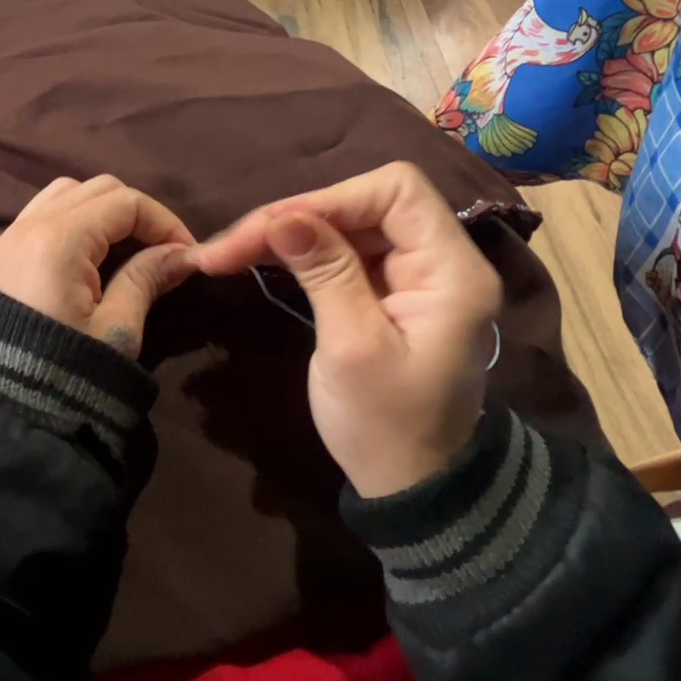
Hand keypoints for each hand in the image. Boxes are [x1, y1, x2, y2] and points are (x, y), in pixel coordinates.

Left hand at [0, 175, 197, 358]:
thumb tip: (182, 253)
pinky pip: (44, 211)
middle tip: (161, 249)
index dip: (164, 221)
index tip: (186, 252)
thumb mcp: (116, 330)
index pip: (126, 203)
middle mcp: (32, 223)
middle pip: (98, 188)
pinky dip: (75, 218)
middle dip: (137, 212)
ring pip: (68, 193)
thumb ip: (147, 279)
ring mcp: (11, 235)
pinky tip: (91, 252)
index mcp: (61, 238)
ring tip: (127, 247)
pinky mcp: (2, 252)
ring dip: (104, 210)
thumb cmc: (62, 370)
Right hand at [191, 162, 501, 497]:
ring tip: (229, 252)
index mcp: (451, 271)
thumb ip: (326, 272)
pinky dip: (303, 253)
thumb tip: (284, 216)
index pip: (396, 191)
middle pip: (367, 204)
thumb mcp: (352, 348)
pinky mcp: (392, 292)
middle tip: (230, 244)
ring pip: (349, 225)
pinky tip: (260, 259)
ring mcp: (416, 276)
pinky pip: (346, 252)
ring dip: (290, 233)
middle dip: (297, 216)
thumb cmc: (386, 426)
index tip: (274, 227)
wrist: (413, 489)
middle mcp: (441, 261)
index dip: (332, 198)